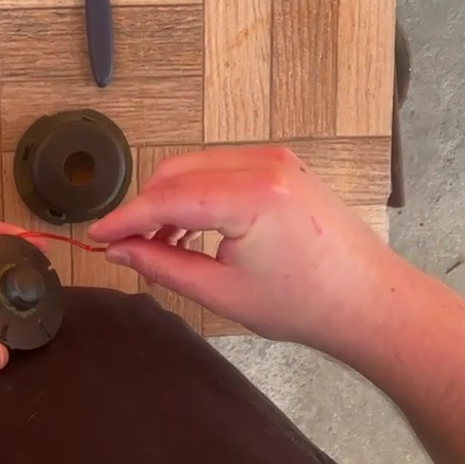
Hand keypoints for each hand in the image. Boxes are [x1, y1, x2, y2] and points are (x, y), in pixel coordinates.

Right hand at [87, 146, 415, 357]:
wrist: (369, 301)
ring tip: (159, 244)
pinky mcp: (281, 165)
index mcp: (251, 195)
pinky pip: (219, 169)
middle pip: (175, 172)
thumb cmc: (304, 304)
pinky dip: (195, 193)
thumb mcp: (220, 292)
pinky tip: (190, 229)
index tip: (96, 235)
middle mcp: (263, 164)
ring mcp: (275, 159)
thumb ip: (161, 264)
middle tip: (126, 245)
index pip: (166, 197)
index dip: (124, 218)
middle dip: (144, 206)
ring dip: (168, 199)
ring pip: (194, 167)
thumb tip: (118, 250)